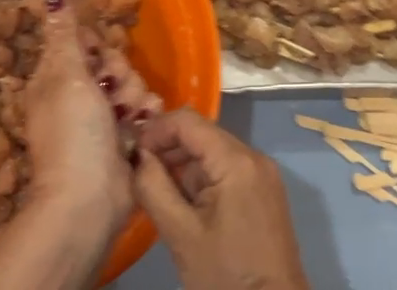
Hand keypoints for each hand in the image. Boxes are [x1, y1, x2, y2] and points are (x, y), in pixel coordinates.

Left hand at [20, 0, 157, 223]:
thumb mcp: (66, 76)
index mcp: (54, 78)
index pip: (81, 42)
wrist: (90, 199)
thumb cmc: (73, 133)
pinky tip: (144, 123)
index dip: (94, 46)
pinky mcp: (125, 137)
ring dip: (134, 95)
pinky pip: (143, 110)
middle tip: (111, 93)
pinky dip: (145, 115)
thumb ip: (65, 34)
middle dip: (119, 73)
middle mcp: (77, 95)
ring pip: (130, 84)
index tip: (95, 58)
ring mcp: (102, 119)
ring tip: (129, 116)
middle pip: (110, 62)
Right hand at [132, 110, 309, 289]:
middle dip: (167, 147)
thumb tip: (136, 155)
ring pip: (212, 151)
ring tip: (157, 190)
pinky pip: (226, 169)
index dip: (155, 129)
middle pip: (201, 133)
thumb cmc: (225, 274)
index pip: (188, 121)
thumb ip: (153, 186)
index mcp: (236, 160)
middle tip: (139, 171)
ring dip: (183, 164)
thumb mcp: (181, 233)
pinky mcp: (264, 192)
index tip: (132, 151)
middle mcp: (254, 157)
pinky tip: (184, 203)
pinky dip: (202, 178)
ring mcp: (263, 175)